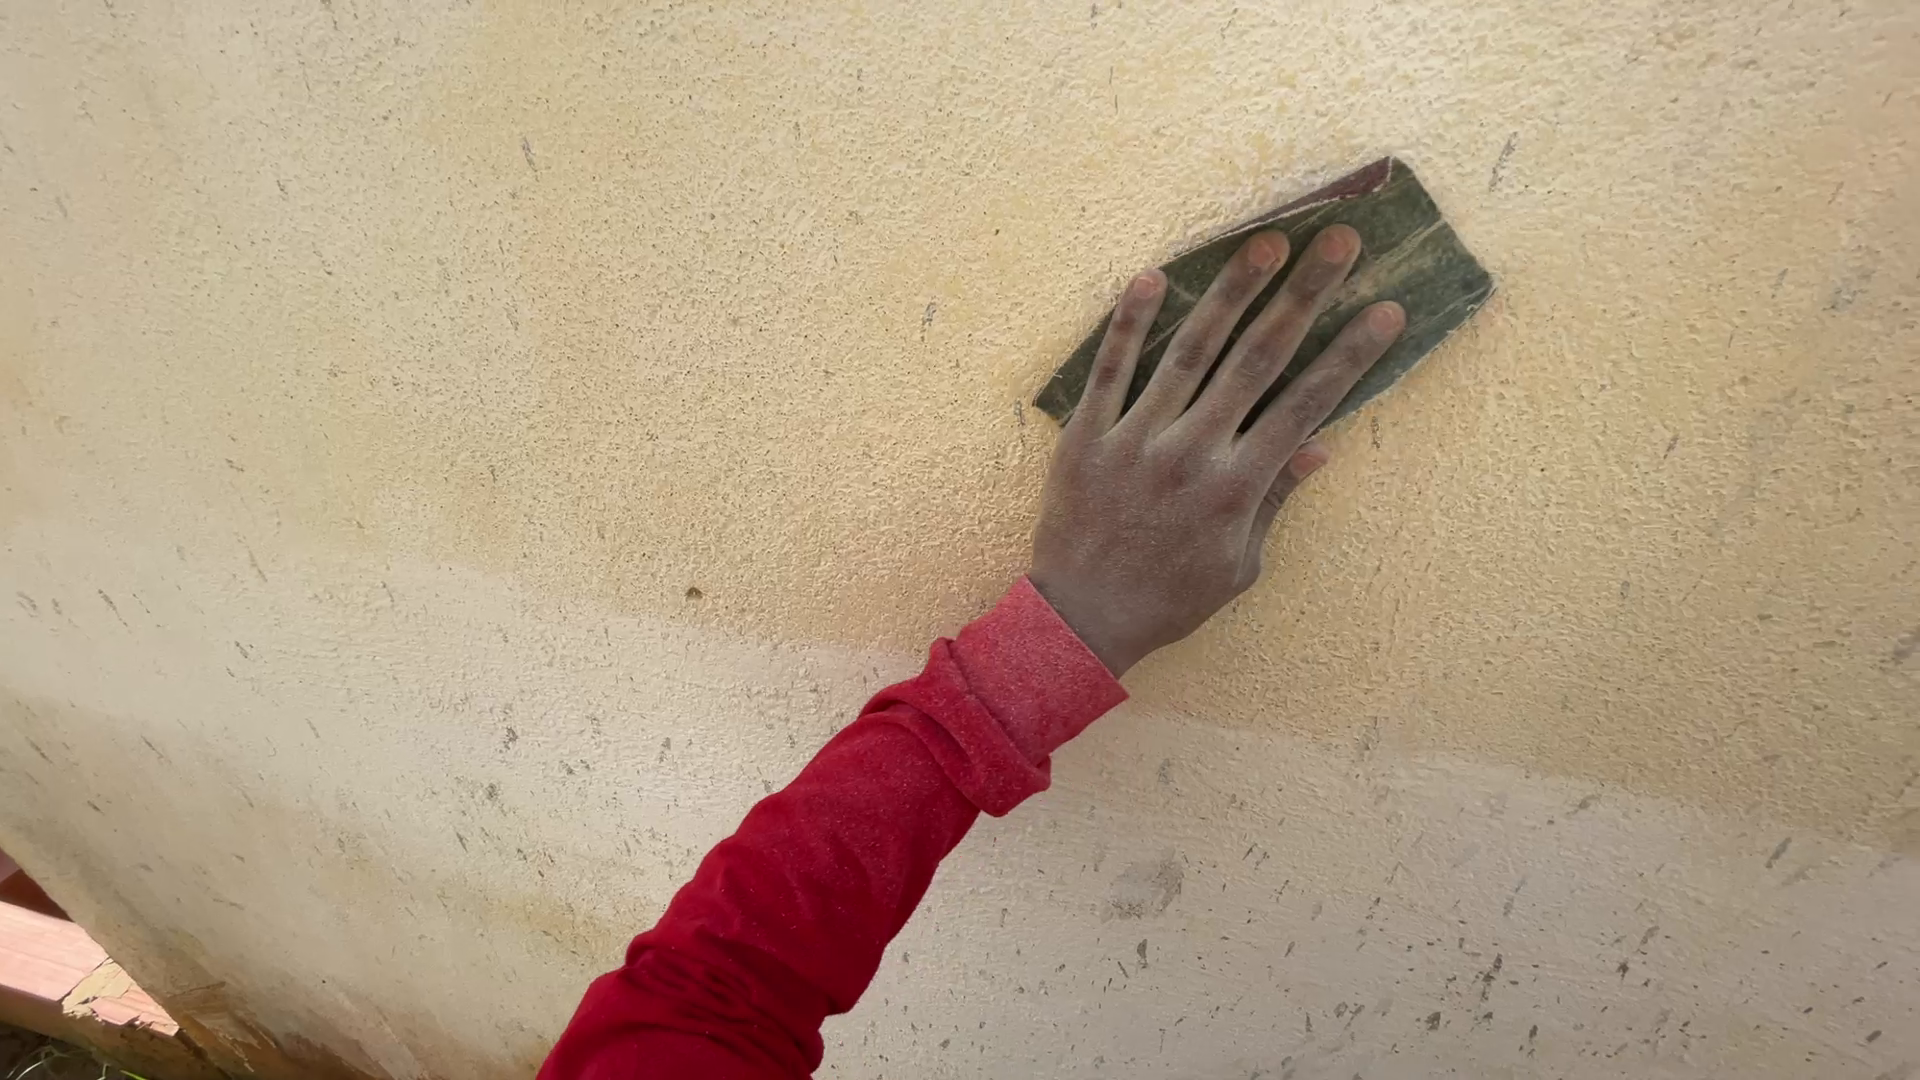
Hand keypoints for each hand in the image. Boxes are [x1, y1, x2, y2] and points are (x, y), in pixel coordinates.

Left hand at [1030, 226, 1403, 675]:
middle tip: (1338, 241)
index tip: (1386, 308)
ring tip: (1265, 242)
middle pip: (1256, 362)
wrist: (1082, 616)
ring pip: (1188, 353)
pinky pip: (1107, 372)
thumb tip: (1319, 445)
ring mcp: (1134, 440)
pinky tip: (1149, 277)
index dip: (1350, 355)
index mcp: (1235, 488)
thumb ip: (1275, 503)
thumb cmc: (1167, 600)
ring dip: (1230, 293)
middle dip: (1303, 297)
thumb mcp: (1237, 567)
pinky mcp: (1085, 438)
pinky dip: (1127, 324)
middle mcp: (1190, 452)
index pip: (1305, 405)